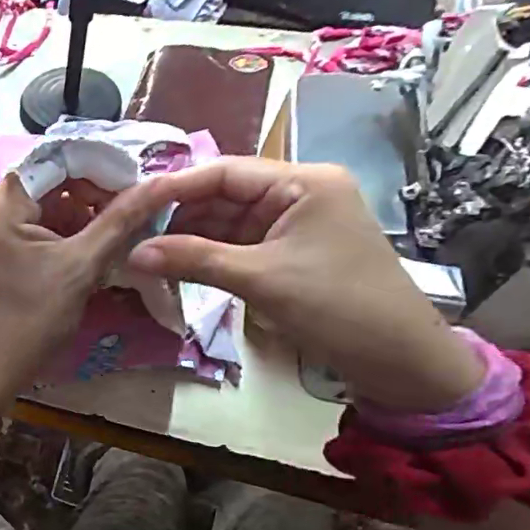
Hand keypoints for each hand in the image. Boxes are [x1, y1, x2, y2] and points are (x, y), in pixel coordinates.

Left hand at [0, 176, 167, 400]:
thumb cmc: (34, 319)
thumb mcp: (82, 266)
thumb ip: (121, 220)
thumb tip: (162, 183)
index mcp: (0, 206)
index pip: (56, 161)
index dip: (99, 168)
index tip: (134, 187)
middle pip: (52, 180)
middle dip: (93, 193)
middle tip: (130, 212)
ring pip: (49, 203)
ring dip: (84, 213)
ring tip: (117, 233)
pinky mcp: (2, 247)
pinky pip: (40, 224)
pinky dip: (69, 231)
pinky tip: (95, 247)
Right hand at [127, 158, 481, 411]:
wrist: (397, 358)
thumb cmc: (337, 306)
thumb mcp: (261, 279)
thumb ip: (195, 260)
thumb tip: (133, 254)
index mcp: (303, 181)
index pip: (226, 171)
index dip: (176, 187)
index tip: (132, 204)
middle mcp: (298, 193)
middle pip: (224, 196)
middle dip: (179, 217)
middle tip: (132, 235)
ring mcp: (293, 225)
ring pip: (228, 223)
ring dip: (190, 239)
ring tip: (145, 253)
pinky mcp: (289, 254)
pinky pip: (239, 247)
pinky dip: (209, 257)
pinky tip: (176, 266)